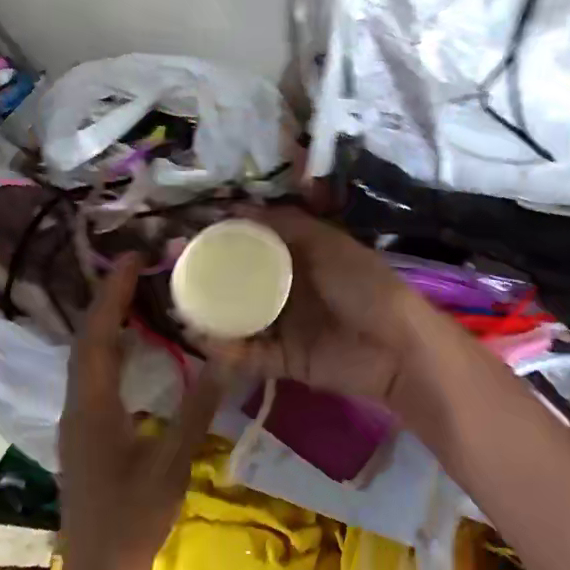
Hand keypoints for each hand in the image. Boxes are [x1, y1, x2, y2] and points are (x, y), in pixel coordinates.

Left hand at [62, 254, 229, 569]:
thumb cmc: (135, 515)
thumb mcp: (173, 460)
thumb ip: (199, 406)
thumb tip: (226, 353)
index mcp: (93, 408)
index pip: (97, 337)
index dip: (112, 295)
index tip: (131, 258)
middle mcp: (77, 408)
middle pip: (86, 342)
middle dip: (108, 301)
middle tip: (138, 269)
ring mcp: (78, 424)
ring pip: (87, 360)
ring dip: (108, 324)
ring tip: (137, 298)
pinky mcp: (87, 436)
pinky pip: (95, 377)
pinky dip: (112, 350)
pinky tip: (135, 351)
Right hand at [197, 207, 437, 413]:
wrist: (394, 345)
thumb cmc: (362, 285)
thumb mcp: (327, 244)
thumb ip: (286, 225)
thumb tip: (239, 207)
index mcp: (302, 259)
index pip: (255, 246)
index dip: (223, 240)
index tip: (189, 235)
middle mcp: (290, 290)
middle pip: (241, 283)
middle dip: (207, 278)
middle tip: (174, 270)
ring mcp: (286, 327)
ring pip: (239, 320)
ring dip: (210, 315)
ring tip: (178, 307)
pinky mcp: (285, 361)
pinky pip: (249, 355)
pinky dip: (226, 350)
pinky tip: (202, 338)